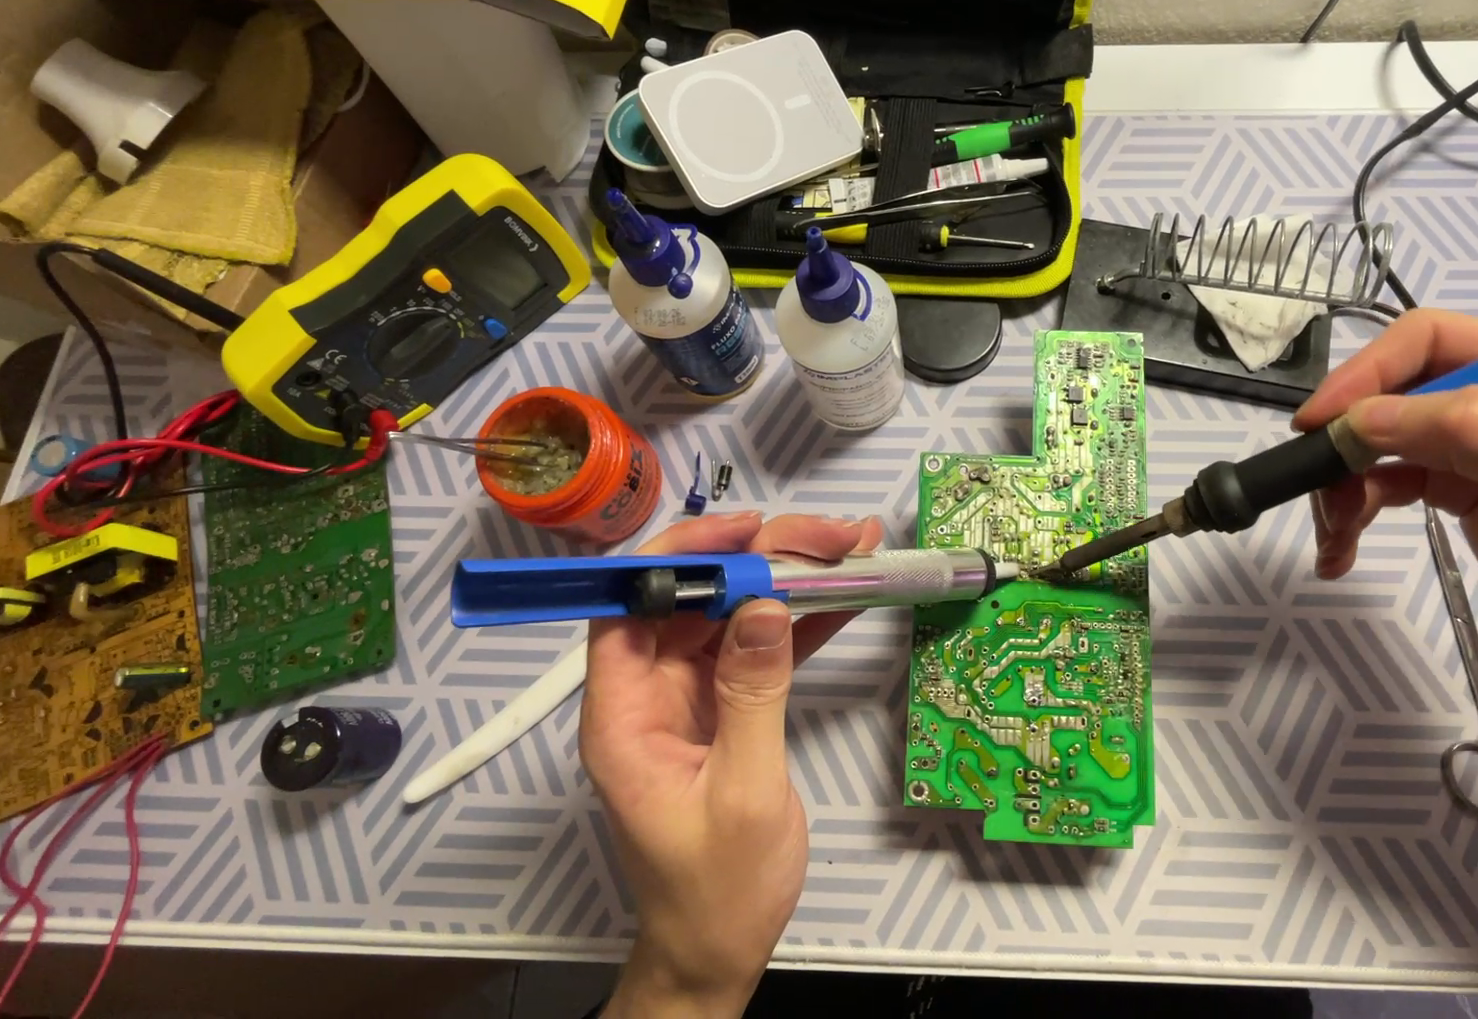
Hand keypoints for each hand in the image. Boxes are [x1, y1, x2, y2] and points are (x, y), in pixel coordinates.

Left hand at [583, 512, 883, 1017]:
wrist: (721, 948)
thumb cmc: (718, 889)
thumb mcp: (742, 794)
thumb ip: (752, 696)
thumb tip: (763, 605)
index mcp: (624, 714)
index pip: (629, 606)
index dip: (680, 555)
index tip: (746, 529)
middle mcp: (651, 692)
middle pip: (695, 599)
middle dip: (762, 560)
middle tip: (832, 538)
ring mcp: (692, 697)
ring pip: (736, 615)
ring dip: (792, 581)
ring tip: (853, 550)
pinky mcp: (729, 706)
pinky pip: (763, 649)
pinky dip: (804, 621)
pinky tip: (848, 594)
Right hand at [1293, 309, 1477, 729]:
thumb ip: (1472, 435)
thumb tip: (1361, 417)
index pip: (1436, 341)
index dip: (1367, 373)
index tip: (1315, 425)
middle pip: (1397, 393)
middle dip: (1349, 442)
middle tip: (1317, 493)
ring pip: (1383, 441)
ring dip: (1344, 485)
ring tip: (1332, 538)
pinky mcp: (1463, 491)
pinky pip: (1387, 482)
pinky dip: (1354, 510)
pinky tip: (1339, 549)